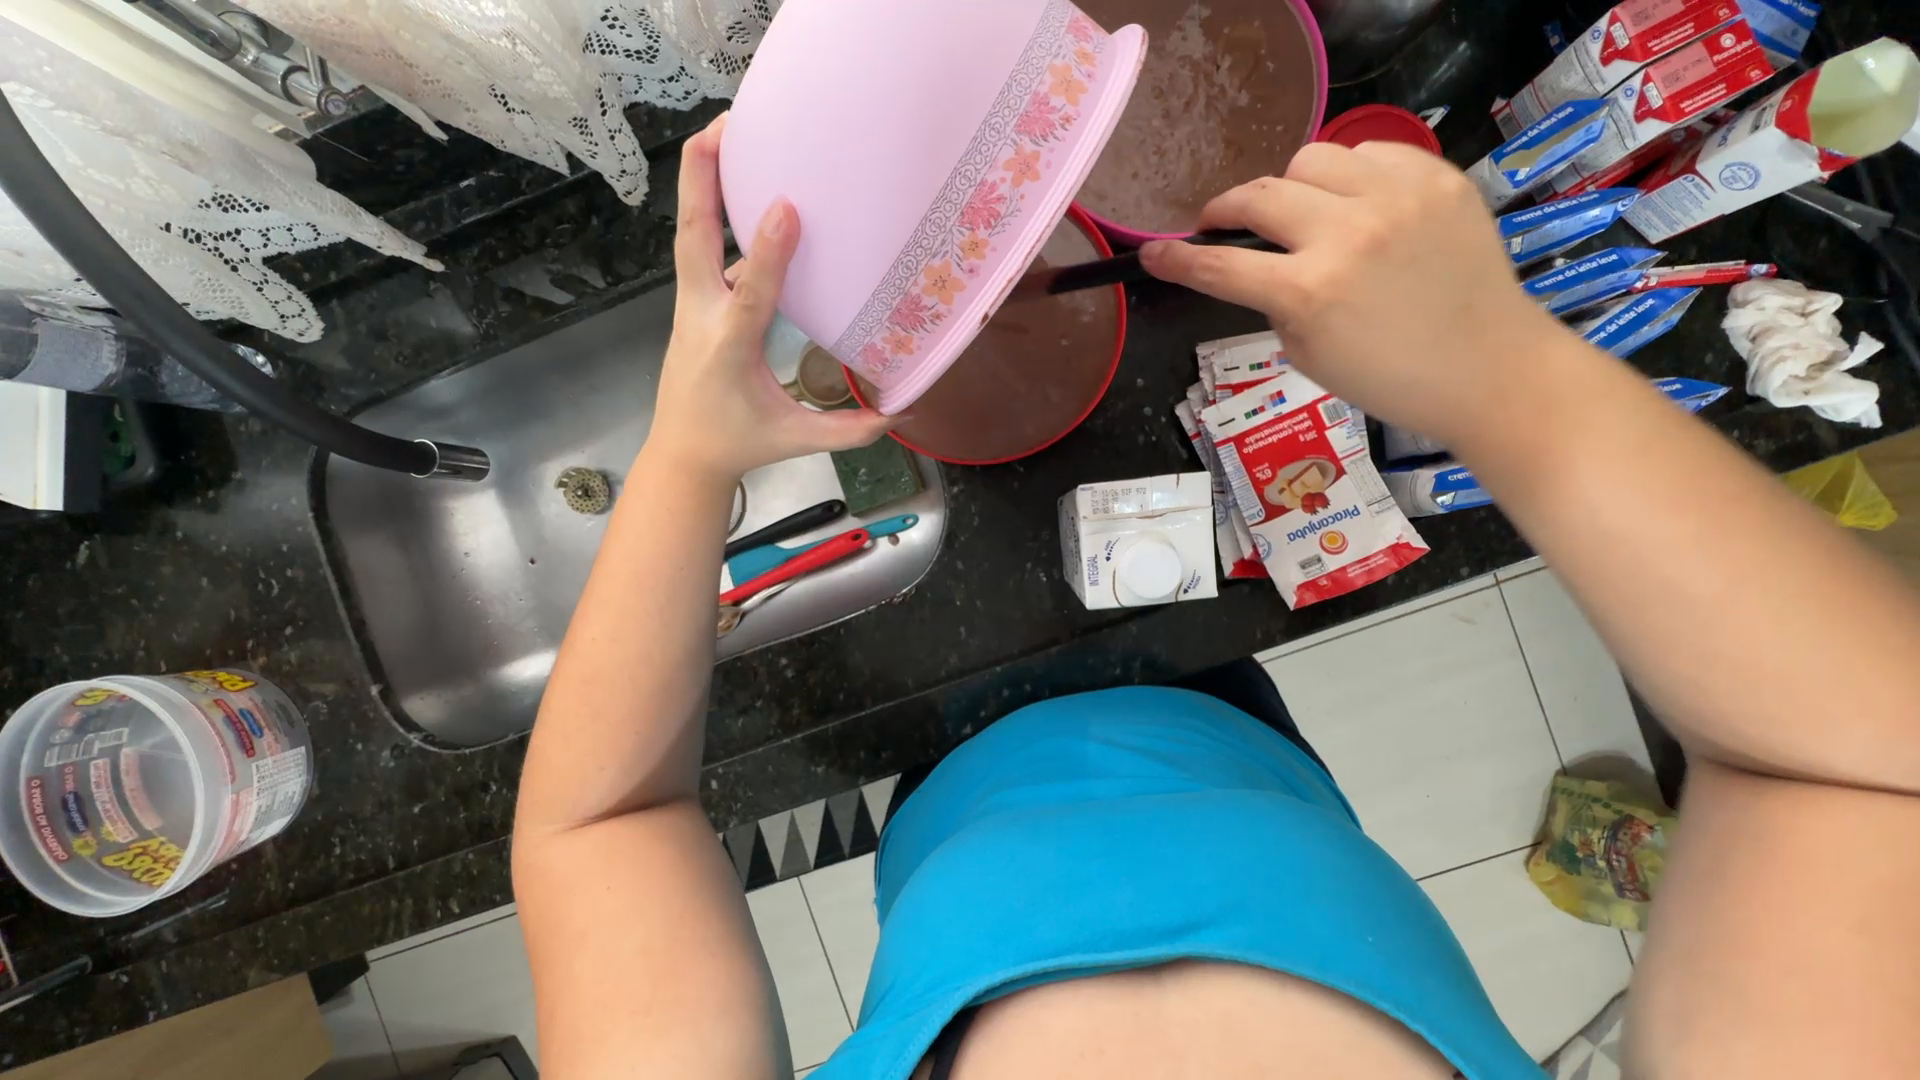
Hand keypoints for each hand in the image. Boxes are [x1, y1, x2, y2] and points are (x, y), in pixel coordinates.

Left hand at [646, 116, 890, 481]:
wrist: (682, 454)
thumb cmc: (739, 445)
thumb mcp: (796, 441)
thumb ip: (851, 431)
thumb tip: (903, 412)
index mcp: (730, 349)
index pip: (751, 294)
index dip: (770, 251)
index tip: (788, 204)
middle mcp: (704, 316)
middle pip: (693, 237)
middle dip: (702, 178)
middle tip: (726, 126)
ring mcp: (692, 306)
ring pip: (691, 235)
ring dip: (702, 182)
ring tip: (726, 134)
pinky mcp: (694, 304)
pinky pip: (700, 249)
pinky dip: (712, 211)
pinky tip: (734, 189)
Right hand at [1139, 142, 1571, 445]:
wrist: (1487, 367)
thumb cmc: (1387, 379)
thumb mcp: (1306, 353)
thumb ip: (1274, 301)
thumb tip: (1261, 265)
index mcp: (1309, 291)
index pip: (1221, 266)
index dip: (1178, 259)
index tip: (1153, 253)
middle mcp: (1347, 233)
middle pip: (1259, 196)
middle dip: (1226, 209)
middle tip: (1220, 224)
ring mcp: (1397, 198)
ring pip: (1310, 159)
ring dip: (1290, 187)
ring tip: (1302, 213)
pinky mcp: (1437, 179)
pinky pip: (1371, 153)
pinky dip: (1350, 177)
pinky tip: (1358, 205)